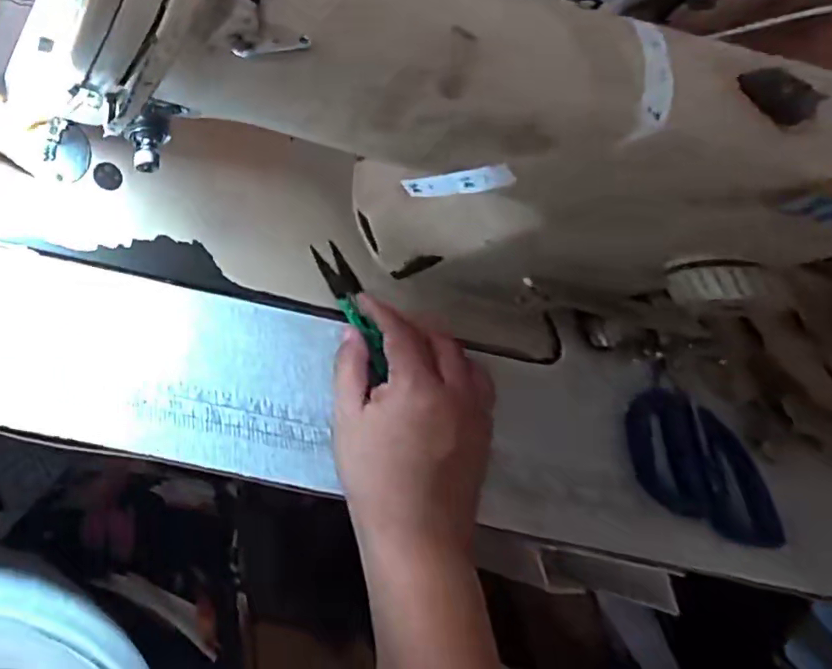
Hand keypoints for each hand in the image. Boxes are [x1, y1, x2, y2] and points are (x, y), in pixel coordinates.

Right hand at [332, 295, 494, 561]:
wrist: (416, 533)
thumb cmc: (371, 473)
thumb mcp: (346, 415)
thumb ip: (350, 368)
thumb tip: (354, 333)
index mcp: (419, 388)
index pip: (402, 334)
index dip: (380, 312)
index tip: (359, 300)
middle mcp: (458, 395)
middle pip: (441, 341)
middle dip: (409, 322)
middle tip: (377, 320)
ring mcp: (478, 416)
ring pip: (467, 361)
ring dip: (437, 342)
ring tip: (405, 343)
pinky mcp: (484, 434)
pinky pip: (477, 384)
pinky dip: (455, 366)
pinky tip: (431, 375)